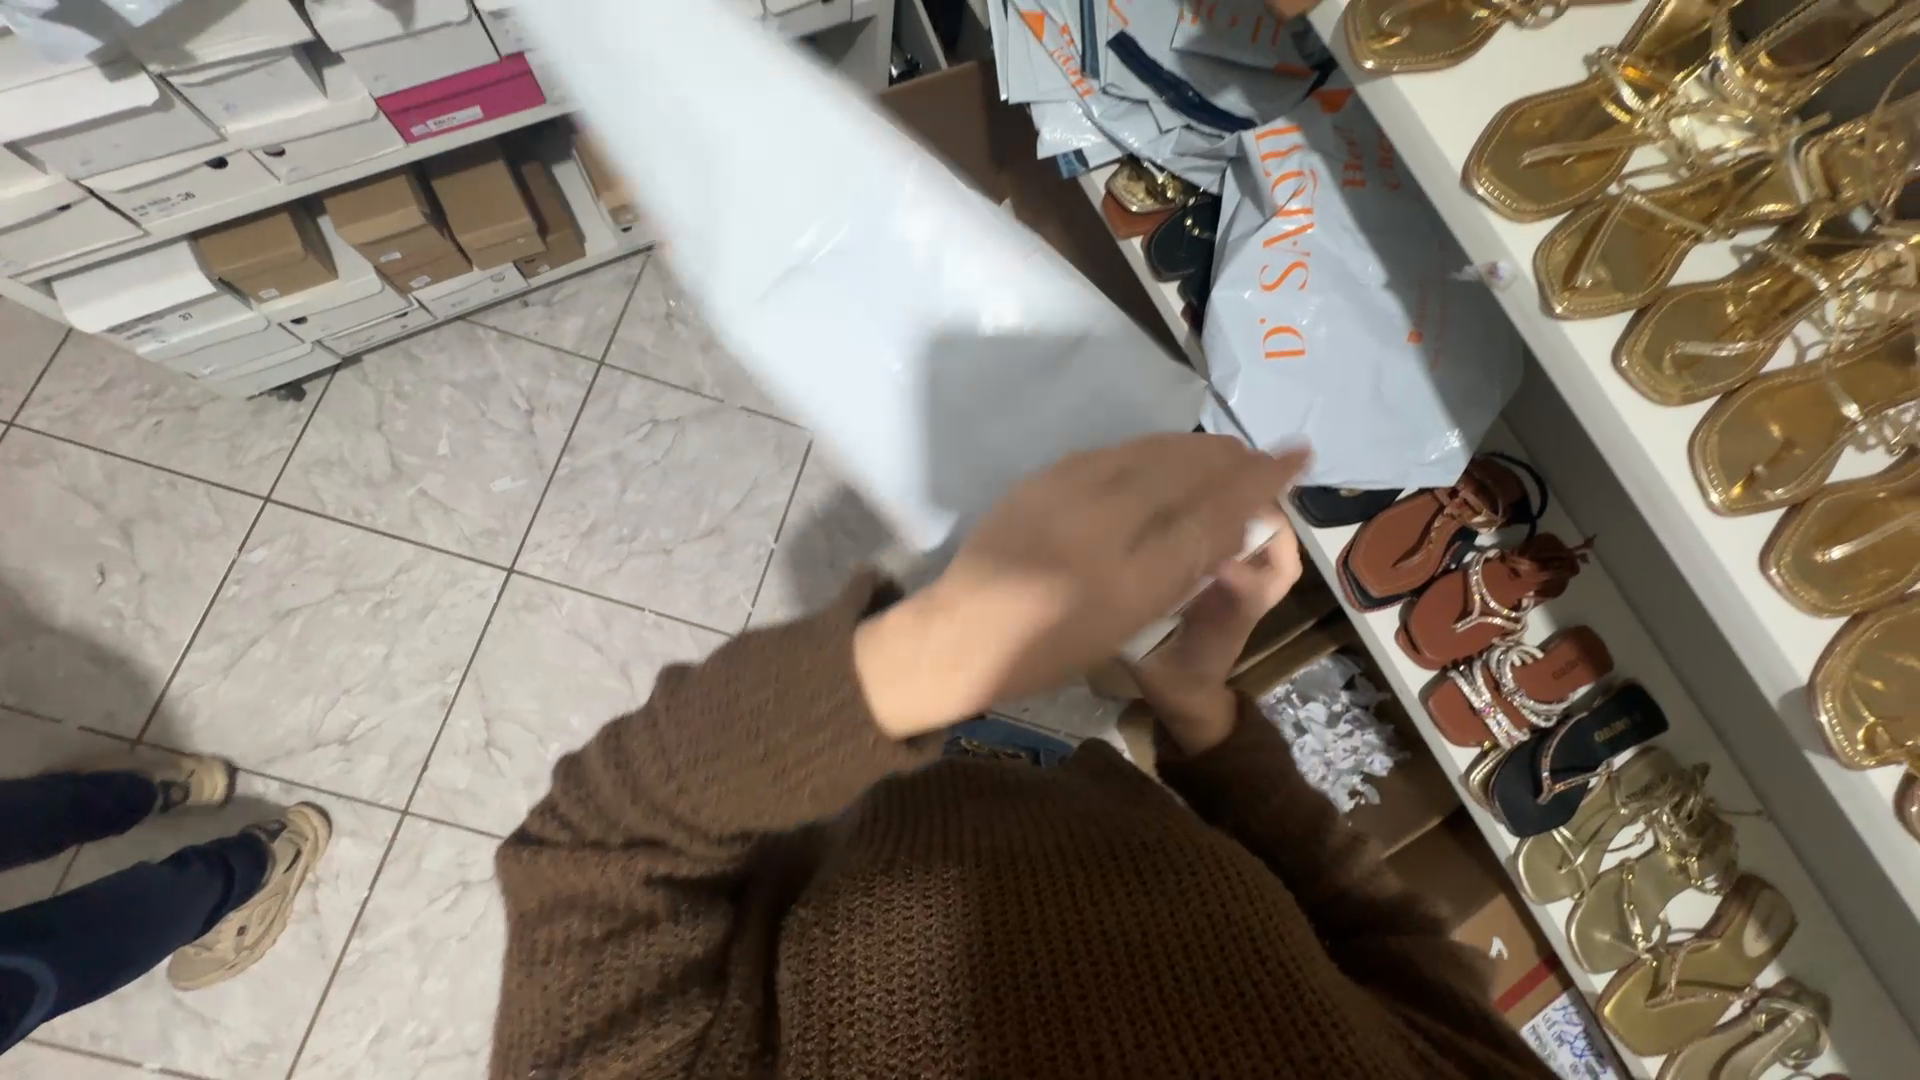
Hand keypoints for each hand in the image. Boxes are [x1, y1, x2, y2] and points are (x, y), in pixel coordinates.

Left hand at [855, 434, 1307, 737]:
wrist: (962, 634)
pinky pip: (1110, 454)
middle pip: (1187, 466)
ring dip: (1190, 451)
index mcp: (1134, 568)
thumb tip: (1228, 522)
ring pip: (1148, 452)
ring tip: (1216, 456)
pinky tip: (1154, 462)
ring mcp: (1066, 490)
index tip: (1298, 454)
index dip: (1260, 478)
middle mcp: (1105, 517)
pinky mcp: (1039, 480)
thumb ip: (1180, 566)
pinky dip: (1145, 454)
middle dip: (1229, 458)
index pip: (1216, 505)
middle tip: (1256, 459)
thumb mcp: (1127, 620)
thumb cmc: (1049, 648)